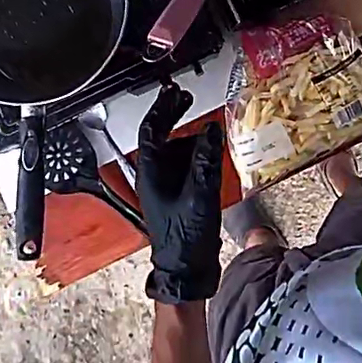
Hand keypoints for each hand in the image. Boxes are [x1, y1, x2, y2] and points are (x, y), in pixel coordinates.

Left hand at [135, 81, 224, 303]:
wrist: (187, 270)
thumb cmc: (186, 238)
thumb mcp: (199, 196)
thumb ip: (205, 161)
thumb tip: (211, 131)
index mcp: (150, 173)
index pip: (150, 131)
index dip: (161, 108)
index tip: (172, 92)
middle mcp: (154, 175)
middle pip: (159, 136)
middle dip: (171, 115)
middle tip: (184, 97)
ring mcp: (165, 185)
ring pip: (172, 149)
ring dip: (186, 135)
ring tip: (203, 126)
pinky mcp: (177, 193)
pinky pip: (183, 164)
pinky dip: (194, 153)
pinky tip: (209, 150)